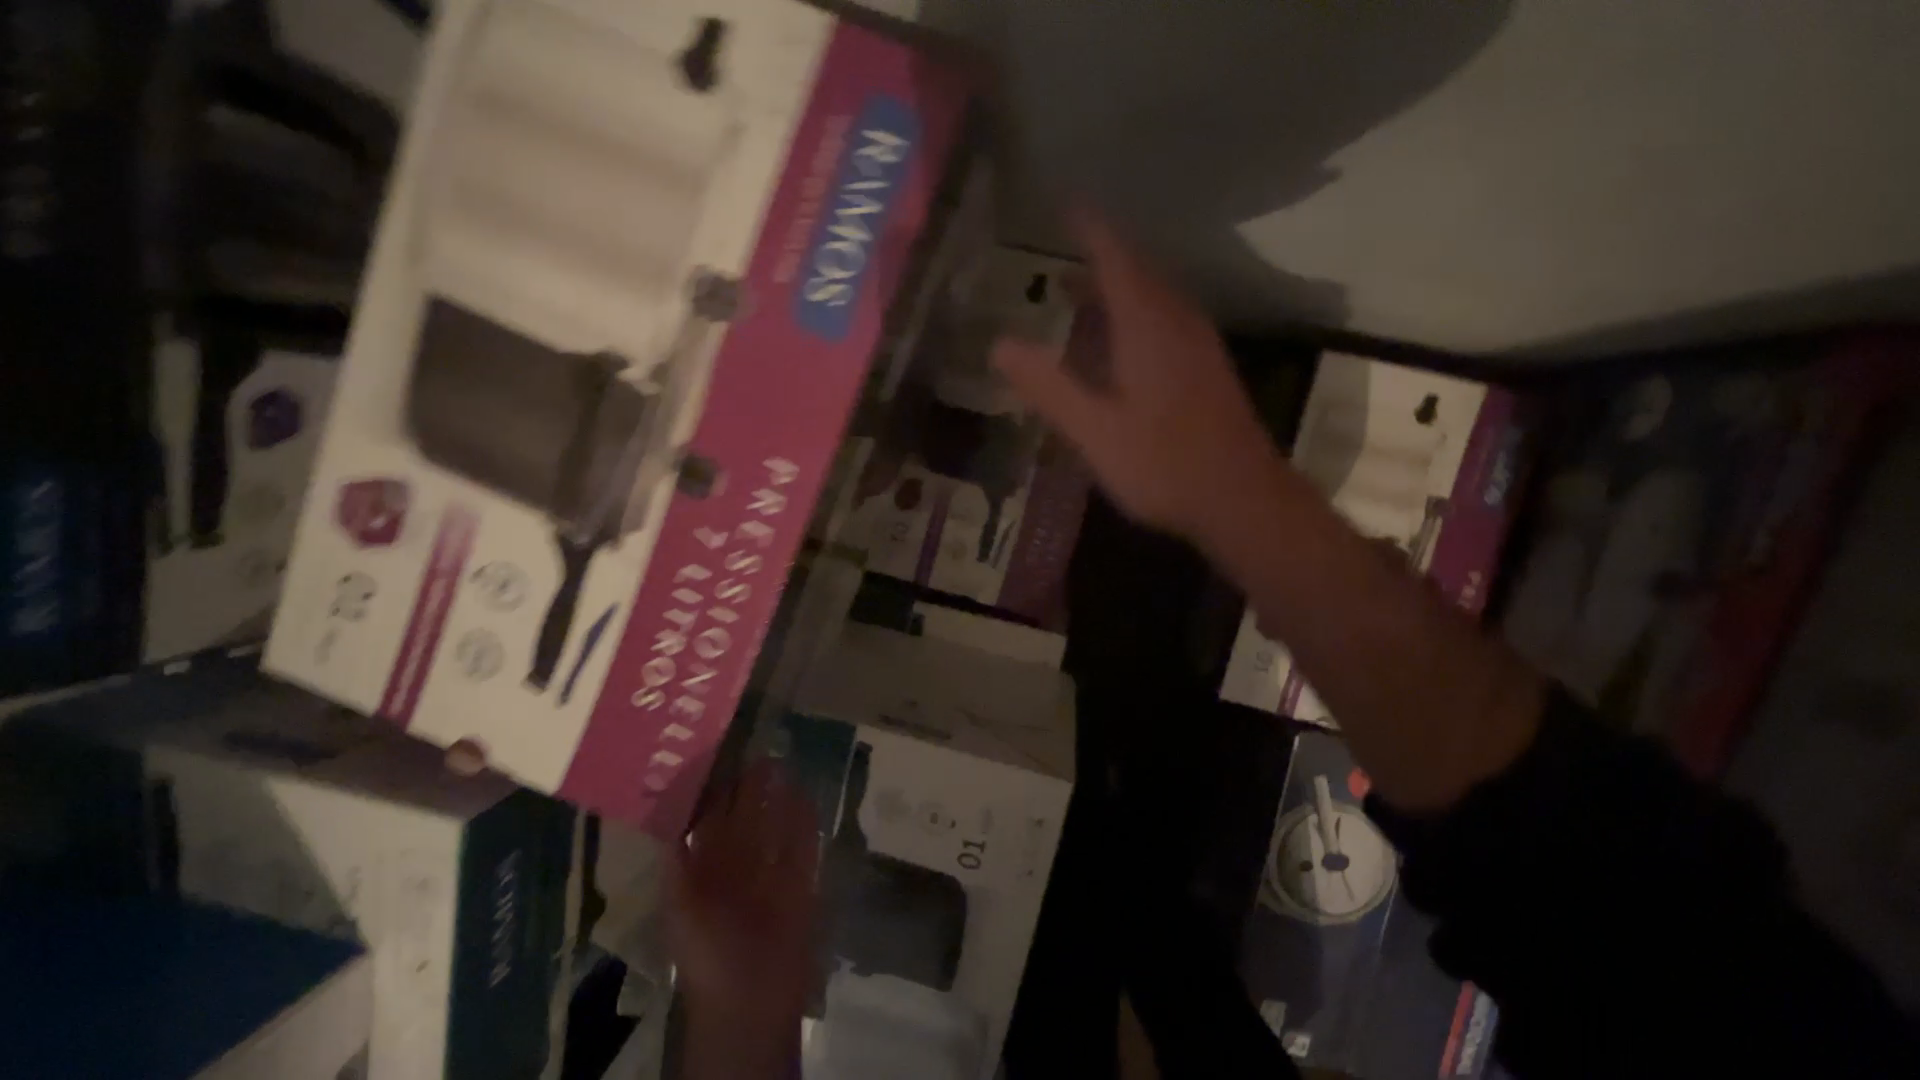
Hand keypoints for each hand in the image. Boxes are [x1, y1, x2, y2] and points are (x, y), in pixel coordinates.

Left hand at [666, 760, 819, 1076]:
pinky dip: (804, 823)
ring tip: (781, 762)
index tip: (715, 757)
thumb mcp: (678, 903)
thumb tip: (669, 815)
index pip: (705, 823)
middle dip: (746, 789)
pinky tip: (805, 795)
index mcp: (702, 872)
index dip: (710, 794)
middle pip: (741, 820)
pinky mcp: (799, 884)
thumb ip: (677, 860)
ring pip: (772, 829)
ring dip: (776, 800)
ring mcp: (768, 875)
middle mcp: (734, 868)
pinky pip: (801, 847)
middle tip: (753, 750)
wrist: (748, 999)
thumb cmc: (704, 953)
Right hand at [991, 211, 1281, 543]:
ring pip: (1154, 298)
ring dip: (1118, 290)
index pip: (1115, 257)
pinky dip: (1135, 316)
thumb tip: (999, 342)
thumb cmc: (1162, 463)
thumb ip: (1048, 386)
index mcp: (1147, 325)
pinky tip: (1118, 346)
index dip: (1089, 229)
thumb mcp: (1093, 430)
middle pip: (1137, 272)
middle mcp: (1177, 322)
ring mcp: (1199, 345)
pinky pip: (1166, 321)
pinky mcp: (1208, 369)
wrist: (1242, 500)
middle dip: (1099, 259)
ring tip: (1079, 297)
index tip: (1065, 204)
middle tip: (1059, 260)